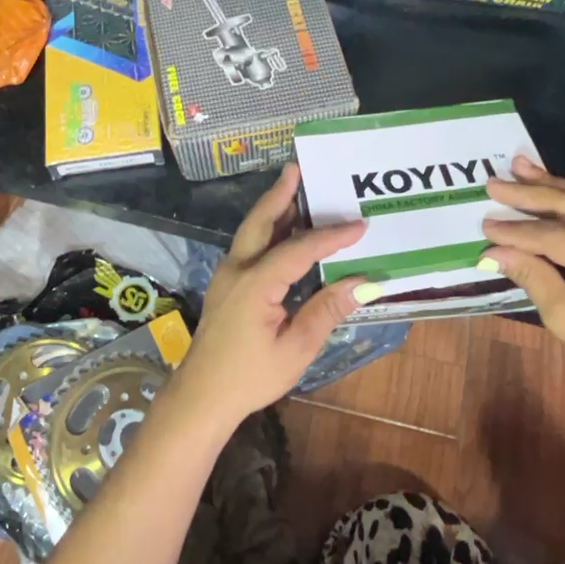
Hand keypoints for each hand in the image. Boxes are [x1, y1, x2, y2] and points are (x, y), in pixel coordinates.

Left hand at [169, 163, 371, 424]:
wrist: (202, 396)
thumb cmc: (250, 377)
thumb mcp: (295, 349)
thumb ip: (326, 311)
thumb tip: (362, 283)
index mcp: (255, 283)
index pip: (299, 249)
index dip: (331, 236)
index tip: (360, 224)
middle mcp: (237, 270)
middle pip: (261, 221)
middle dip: (280, 193)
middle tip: (299, 167)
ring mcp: (227, 276)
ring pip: (252, 231)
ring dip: (273, 209)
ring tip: (297, 188)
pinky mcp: (227, 286)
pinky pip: (249, 247)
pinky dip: (268, 230)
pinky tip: (285, 232)